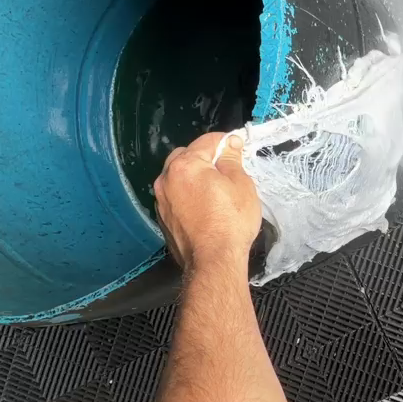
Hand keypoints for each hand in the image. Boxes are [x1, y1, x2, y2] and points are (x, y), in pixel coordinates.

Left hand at [153, 132, 261, 273]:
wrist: (213, 260)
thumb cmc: (231, 221)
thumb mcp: (241, 184)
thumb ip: (231, 160)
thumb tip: (229, 144)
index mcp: (185, 165)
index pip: (206, 141)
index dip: (225, 142)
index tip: (237, 148)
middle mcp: (166, 179)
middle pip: (185, 156)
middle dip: (204, 158)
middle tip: (226, 170)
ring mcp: (161, 200)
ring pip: (177, 177)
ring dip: (193, 177)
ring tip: (215, 190)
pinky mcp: (162, 218)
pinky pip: (175, 196)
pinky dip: (187, 195)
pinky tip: (204, 208)